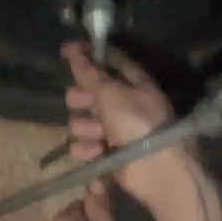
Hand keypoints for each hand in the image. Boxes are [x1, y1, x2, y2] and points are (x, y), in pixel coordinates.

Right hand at [61, 43, 181, 203]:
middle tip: (79, 102)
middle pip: (90, 93)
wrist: (156, 169)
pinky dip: (88, 149)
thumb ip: (90, 74)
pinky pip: (85, 146)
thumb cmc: (138, 123)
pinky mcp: (107, 153)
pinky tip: (98, 152)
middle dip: (81, 98)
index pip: (107, 62)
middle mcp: (123, 104)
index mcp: (133, 84)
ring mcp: (115, 130)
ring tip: (99, 135)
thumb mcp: (113, 93)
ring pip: (83, 121)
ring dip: (86, 128)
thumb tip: (74, 51)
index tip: (65, 51)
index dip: (87, 55)